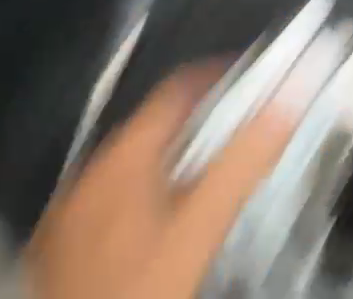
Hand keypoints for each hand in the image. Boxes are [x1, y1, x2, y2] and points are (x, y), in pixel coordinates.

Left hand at [26, 65, 299, 298]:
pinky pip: (117, 195)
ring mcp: (73, 210)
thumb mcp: (206, 219)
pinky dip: (150, 192)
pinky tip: (169, 220)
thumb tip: (286, 106)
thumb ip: (248, 158)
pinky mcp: (66, 242)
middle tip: (242, 130)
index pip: (178, 87)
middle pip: (160, 123)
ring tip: (213, 176)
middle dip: (205, 122)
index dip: (221, 75)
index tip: (251, 77)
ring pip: (138, 160)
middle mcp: (89, 175)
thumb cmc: (139, 286)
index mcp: (123, 156)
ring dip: (178, 158)